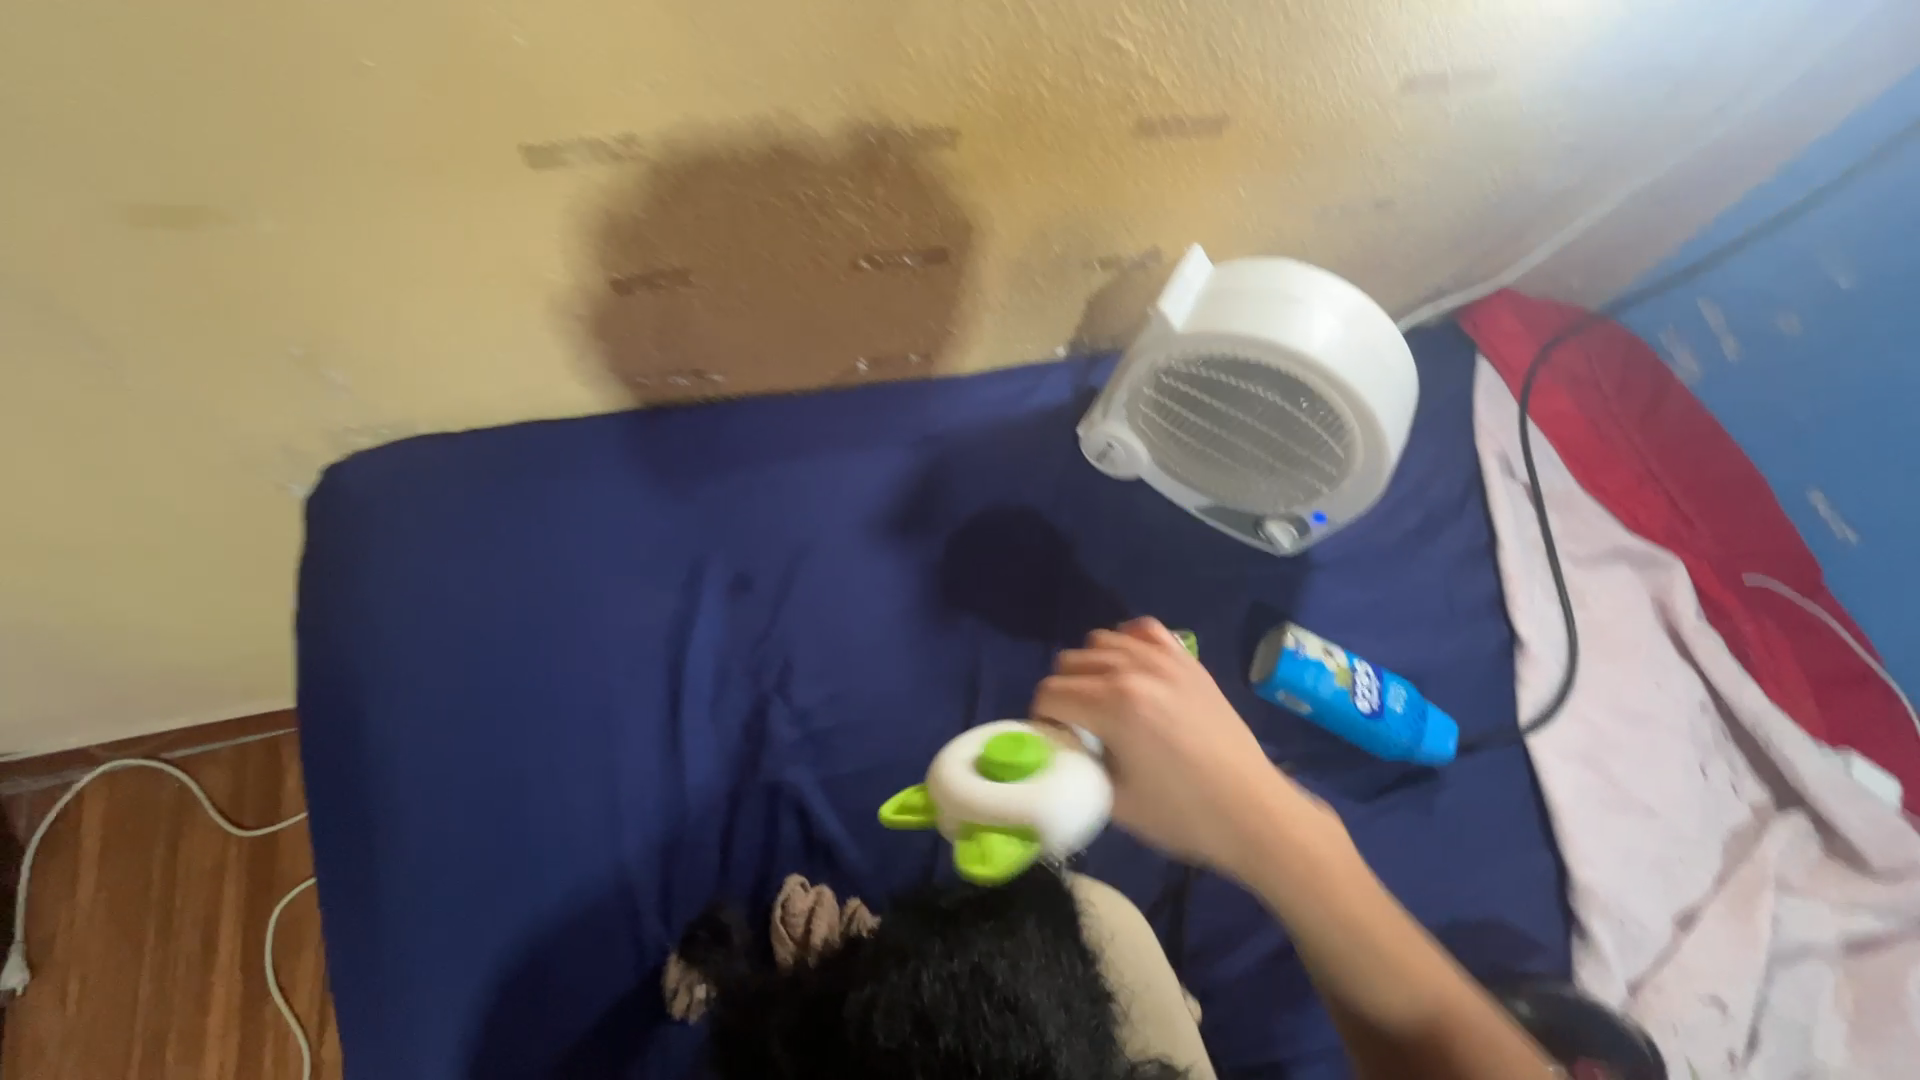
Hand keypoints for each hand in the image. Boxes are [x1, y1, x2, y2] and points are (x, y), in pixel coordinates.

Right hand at [1031, 618, 1344, 875]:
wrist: (1252, 812)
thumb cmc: (1182, 815)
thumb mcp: (1114, 800)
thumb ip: (1078, 765)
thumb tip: (1063, 747)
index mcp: (1112, 704)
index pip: (1050, 693)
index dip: (1044, 719)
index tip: (1057, 742)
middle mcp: (1134, 669)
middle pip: (1070, 662)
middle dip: (1063, 693)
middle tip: (1078, 726)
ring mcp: (1164, 660)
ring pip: (1101, 641)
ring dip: (1091, 668)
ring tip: (1104, 701)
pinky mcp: (1188, 662)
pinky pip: (1144, 630)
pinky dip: (1128, 643)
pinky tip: (1131, 670)